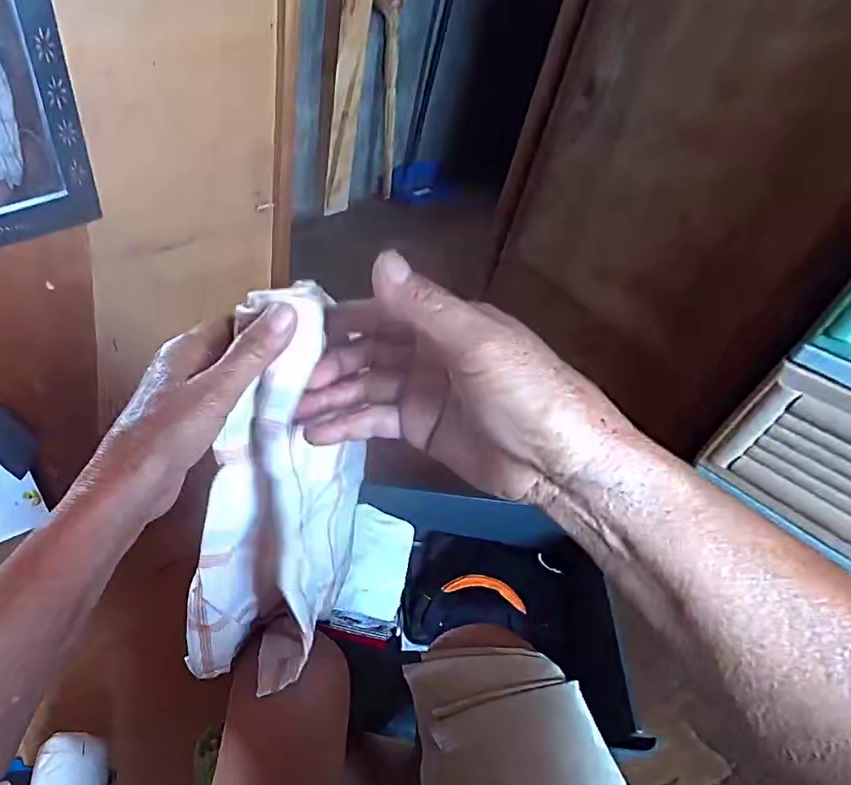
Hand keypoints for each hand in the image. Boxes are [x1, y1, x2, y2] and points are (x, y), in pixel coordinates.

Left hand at [74, 304, 297, 525]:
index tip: (299, 337)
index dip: (265, 327)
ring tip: (288, 395)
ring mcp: (181, 396)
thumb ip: (251, 354)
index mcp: (185, 348)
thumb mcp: (217, 390)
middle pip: (231, 352)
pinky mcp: (185, 424)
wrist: (134, 484)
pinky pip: (219, 406)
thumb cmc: (169, 435)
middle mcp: (181, 367)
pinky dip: (240, 409)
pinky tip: (259, 422)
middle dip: (263, 358)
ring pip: (226, 381)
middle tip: (301, 370)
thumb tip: (285, 313)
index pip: (233, 322)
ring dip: (253, 386)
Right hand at [294, 250, 647, 504]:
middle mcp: (427, 353)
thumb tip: (380, 259)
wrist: (557, 461)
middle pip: (366, 353)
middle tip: (293, 387)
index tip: (300, 334)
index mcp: (443, 323)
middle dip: (329, 367)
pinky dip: (348, 427)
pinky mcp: (420, 429)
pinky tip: (320, 435)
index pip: (381, 313)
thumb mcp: (475, 344)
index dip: (341, 321)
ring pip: (366, 389)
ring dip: (331, 400)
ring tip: (295, 416)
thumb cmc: (526, 392)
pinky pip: (376, 422)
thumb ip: (424, 307)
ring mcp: (422, 393)